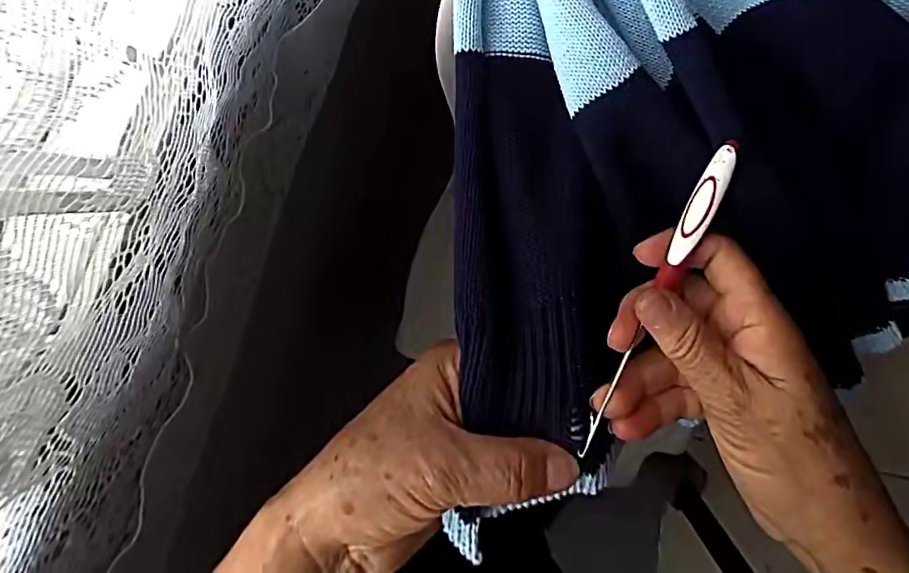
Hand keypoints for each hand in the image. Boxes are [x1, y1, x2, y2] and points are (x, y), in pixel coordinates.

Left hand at [221, 341, 577, 572]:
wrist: (321, 544)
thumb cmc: (359, 479)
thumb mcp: (444, 465)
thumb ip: (509, 466)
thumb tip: (563, 464)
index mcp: (453, 366)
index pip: (518, 363)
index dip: (551, 381)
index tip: (587, 399)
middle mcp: (459, 393)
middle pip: (520, 402)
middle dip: (546, 423)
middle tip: (584, 435)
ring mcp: (459, 434)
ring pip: (514, 439)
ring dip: (534, 457)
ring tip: (571, 461)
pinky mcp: (458, 473)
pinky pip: (503, 472)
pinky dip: (520, 481)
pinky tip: (543, 484)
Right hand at [597, 231, 908, 572]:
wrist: (826, 525)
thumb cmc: (798, 458)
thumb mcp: (734, 397)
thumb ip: (689, 344)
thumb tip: (650, 297)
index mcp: (757, 318)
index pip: (719, 258)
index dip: (682, 246)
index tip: (640, 256)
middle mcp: (742, 333)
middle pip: (685, 304)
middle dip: (645, 322)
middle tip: (616, 344)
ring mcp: (730, 366)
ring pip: (675, 350)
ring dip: (641, 375)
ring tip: (614, 404)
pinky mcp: (722, 397)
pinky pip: (680, 385)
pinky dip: (654, 402)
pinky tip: (631, 423)